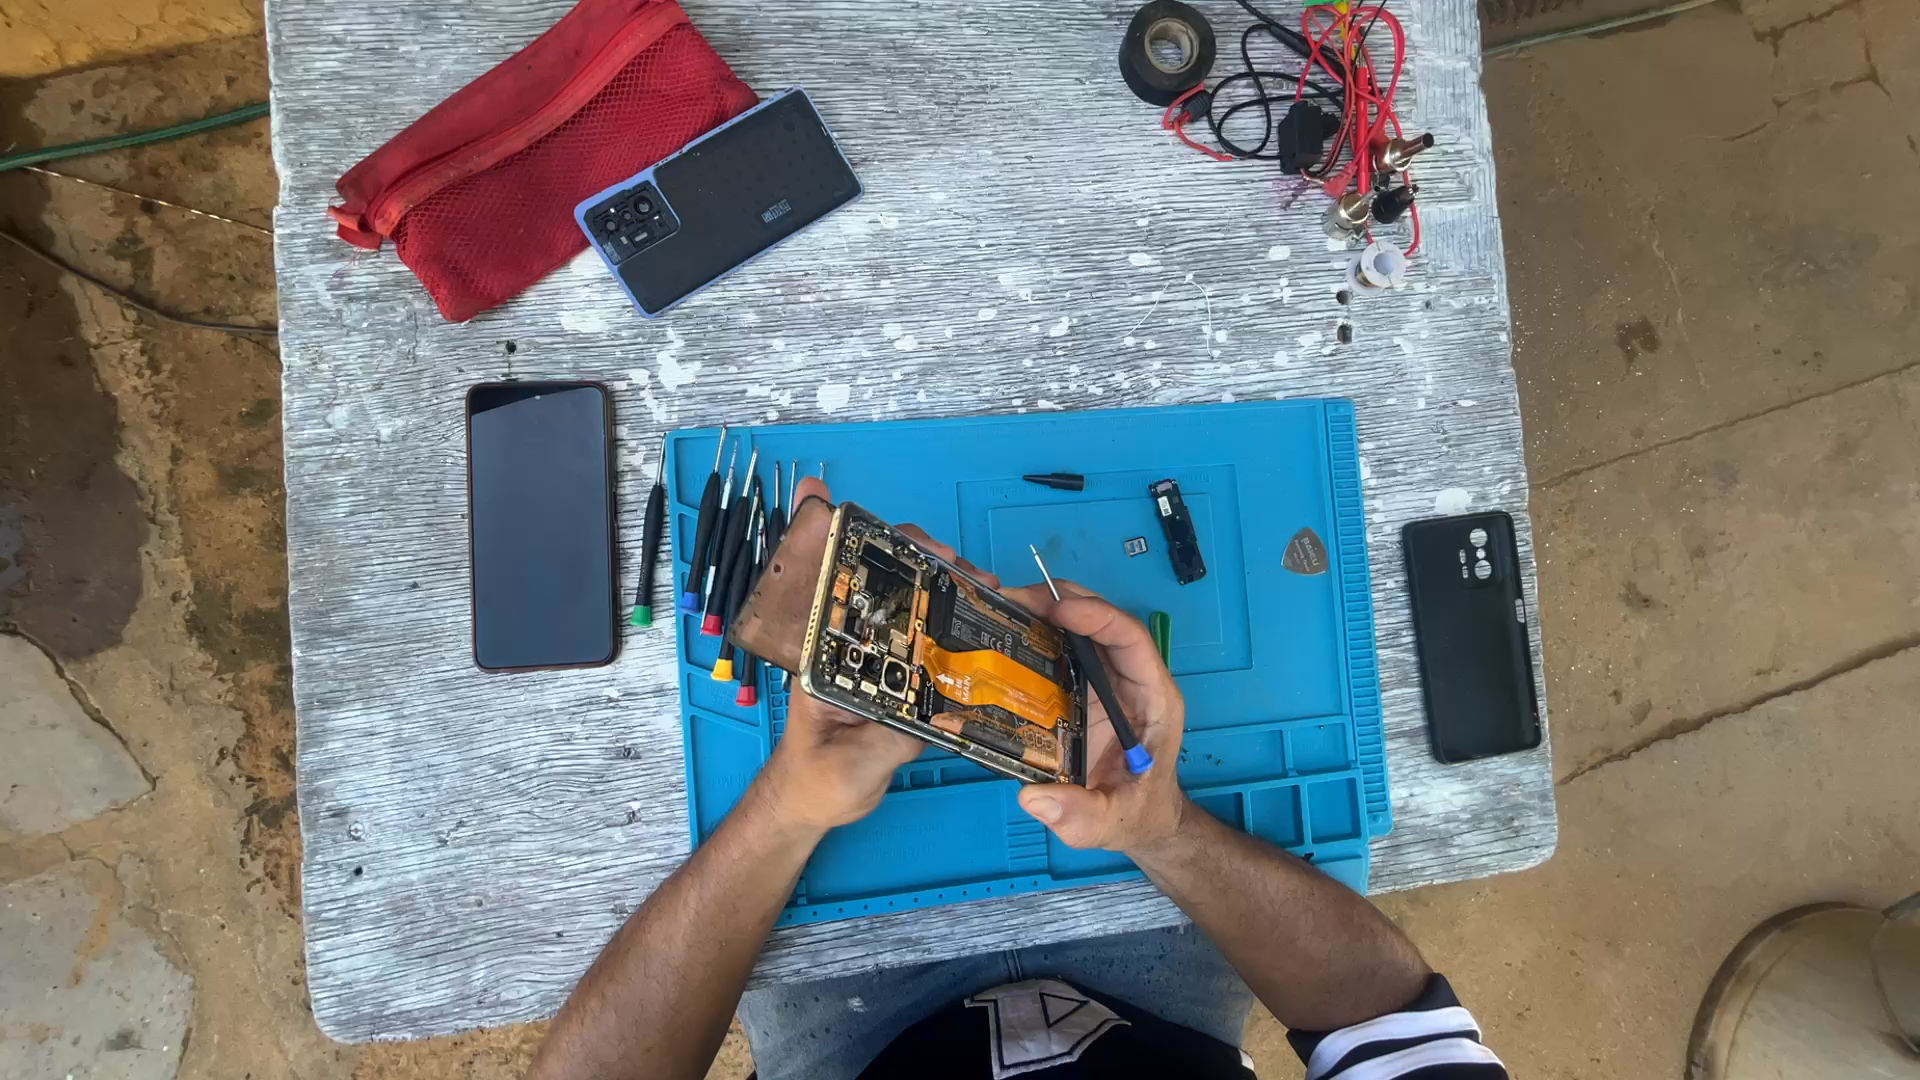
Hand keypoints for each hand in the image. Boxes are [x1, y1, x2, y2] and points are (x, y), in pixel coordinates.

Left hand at [755, 479, 1002, 833]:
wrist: (816, 802)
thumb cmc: (817, 783)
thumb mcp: (849, 768)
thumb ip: (887, 740)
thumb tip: (937, 704)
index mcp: (821, 654)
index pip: (828, 586)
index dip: (838, 543)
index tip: (858, 517)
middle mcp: (847, 642)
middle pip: (873, 579)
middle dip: (911, 552)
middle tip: (953, 557)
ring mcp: (875, 652)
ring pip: (904, 597)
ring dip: (939, 575)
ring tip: (978, 576)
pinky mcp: (899, 668)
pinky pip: (926, 628)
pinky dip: (952, 608)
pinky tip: (980, 604)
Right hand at [999, 581, 1189, 855]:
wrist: (1142, 819)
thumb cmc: (1139, 813)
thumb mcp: (1114, 822)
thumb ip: (1082, 815)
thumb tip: (1033, 798)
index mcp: (1152, 696)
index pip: (1130, 638)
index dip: (1096, 616)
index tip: (1056, 609)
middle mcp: (1130, 677)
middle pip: (1102, 619)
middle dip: (1061, 599)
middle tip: (1013, 597)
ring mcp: (1106, 678)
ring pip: (1081, 625)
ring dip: (1045, 608)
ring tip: (1004, 604)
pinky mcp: (1083, 685)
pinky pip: (1062, 646)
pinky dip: (1037, 630)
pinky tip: (1006, 629)